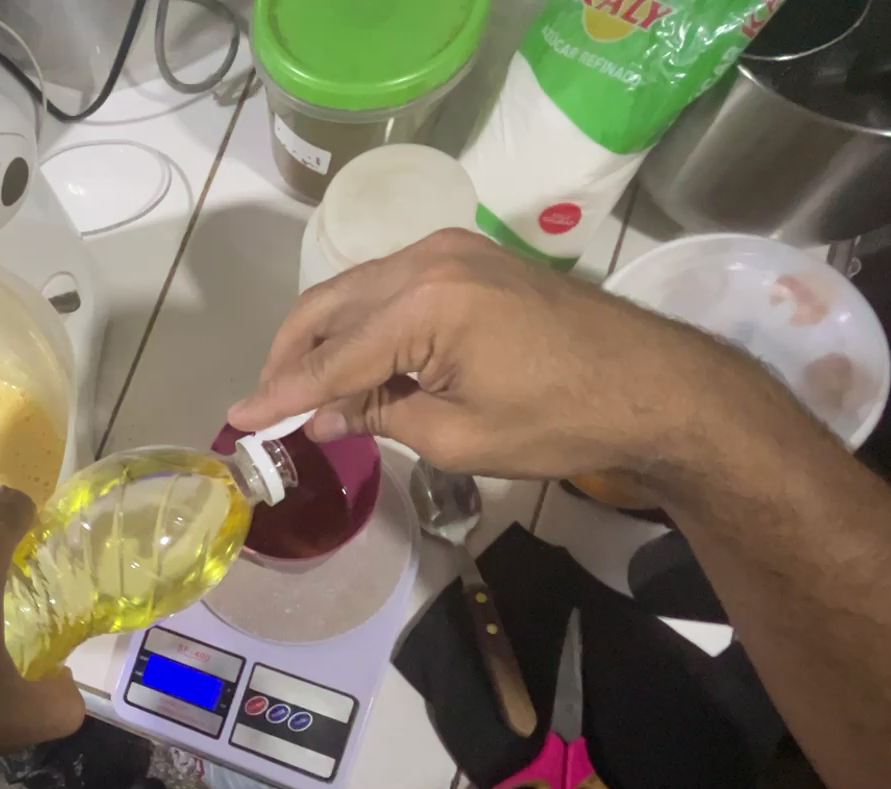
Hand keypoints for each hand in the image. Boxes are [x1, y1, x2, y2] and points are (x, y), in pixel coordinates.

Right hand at [228, 229, 783, 481]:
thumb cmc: (557, 422)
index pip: (330, 359)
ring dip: (318, 341)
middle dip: (290, 360)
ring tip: (299, 391)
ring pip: (350, 295)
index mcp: (424, 305)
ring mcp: (445, 251)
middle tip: (266, 407)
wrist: (654, 386)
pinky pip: (382, 291)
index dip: (280, 395)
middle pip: (327, 311)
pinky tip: (348, 363)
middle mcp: (424, 261)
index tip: (236, 419)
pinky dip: (355, 327)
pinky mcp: (461, 258)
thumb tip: (320, 417)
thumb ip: (377, 416)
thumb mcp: (455, 436)